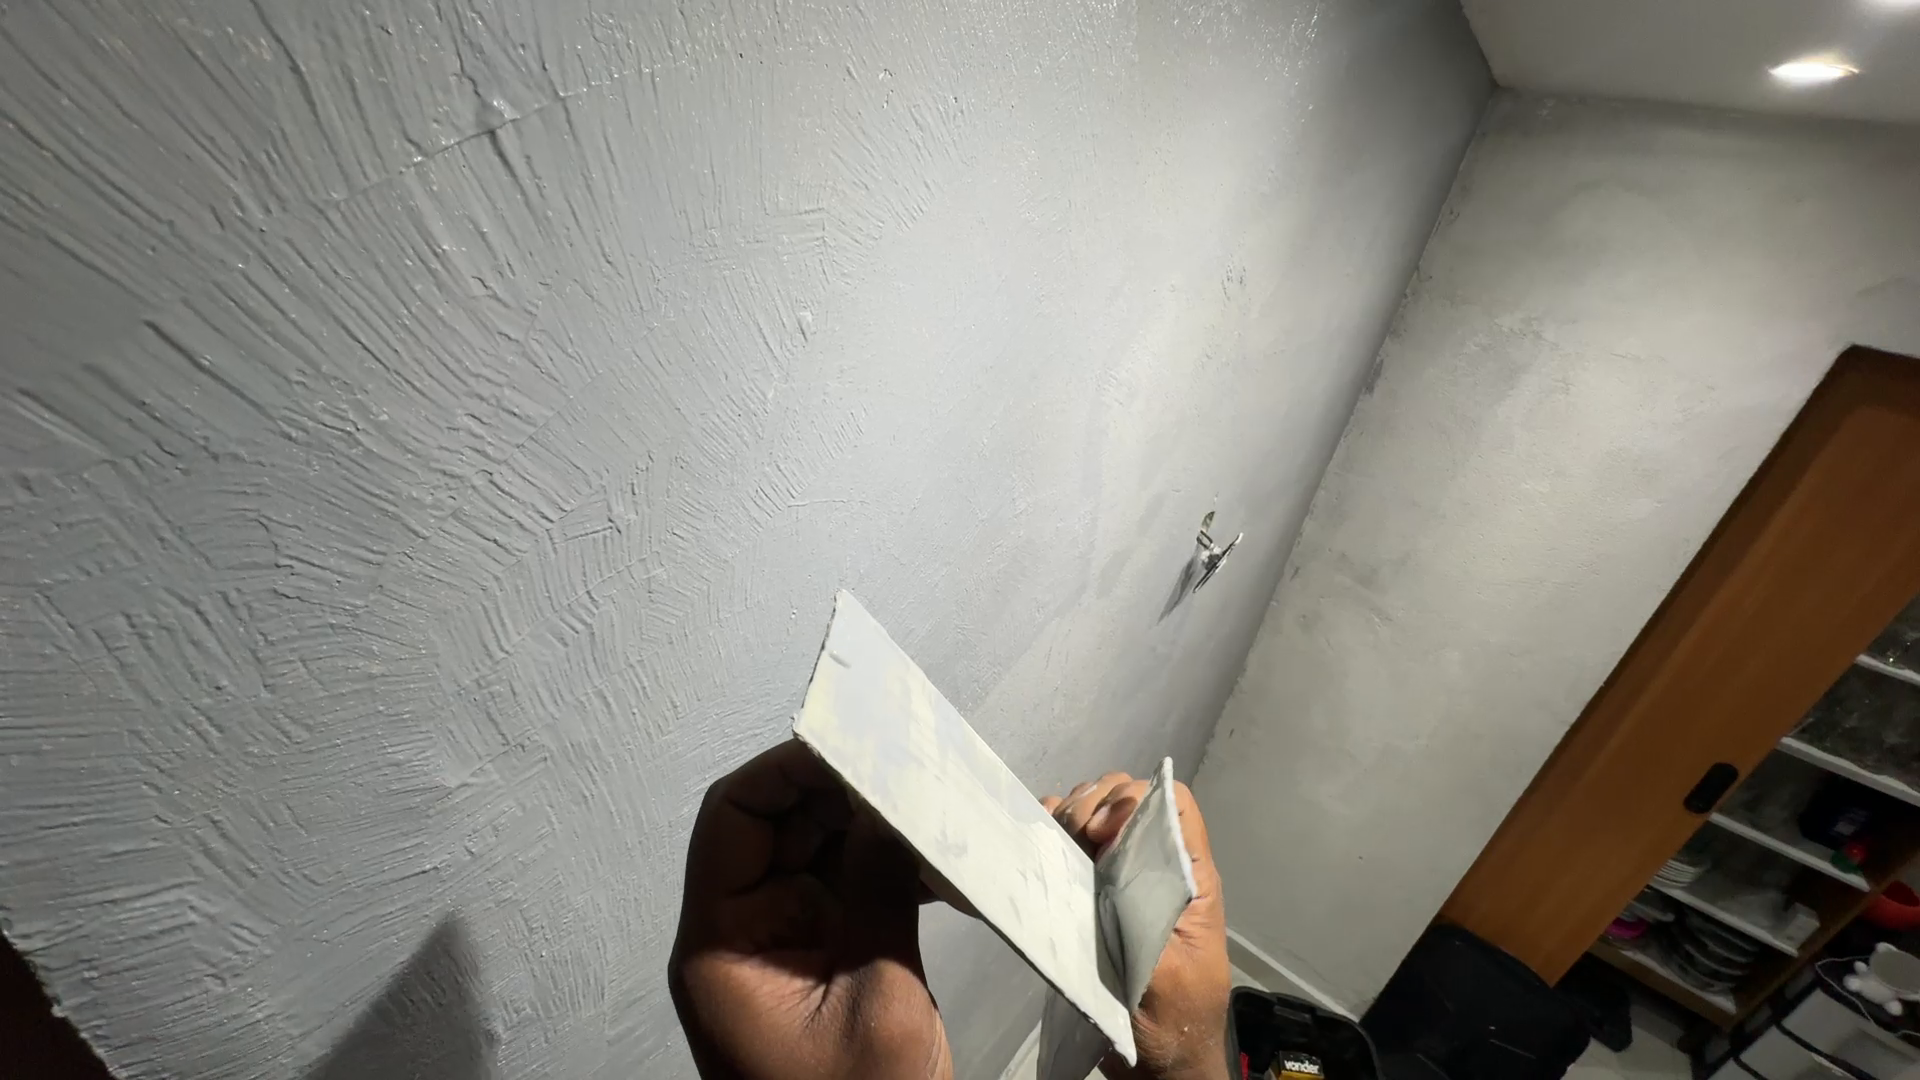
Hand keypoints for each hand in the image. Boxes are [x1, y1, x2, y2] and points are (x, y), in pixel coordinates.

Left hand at [670, 740, 952, 1079]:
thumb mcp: (878, 998)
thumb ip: (880, 887)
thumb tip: (893, 798)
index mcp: (725, 940)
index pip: (733, 817)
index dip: (786, 767)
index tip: (857, 744)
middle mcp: (747, 923)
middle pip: (779, 819)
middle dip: (844, 787)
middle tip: (913, 767)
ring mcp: (789, 934)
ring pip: (822, 842)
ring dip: (877, 822)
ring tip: (938, 804)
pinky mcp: (827, 946)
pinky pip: (852, 877)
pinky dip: (893, 860)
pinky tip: (943, 860)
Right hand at [1044, 773, 1229, 1079]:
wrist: (1160, 1063)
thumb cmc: (1173, 1018)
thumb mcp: (1164, 971)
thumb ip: (1138, 914)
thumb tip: (1102, 859)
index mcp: (1186, 875)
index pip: (1172, 803)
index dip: (1137, 799)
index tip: (1105, 830)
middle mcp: (1154, 860)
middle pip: (1128, 795)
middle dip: (1095, 801)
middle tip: (1076, 834)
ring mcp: (1121, 868)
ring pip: (1097, 806)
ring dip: (1073, 809)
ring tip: (1060, 837)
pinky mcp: (1092, 882)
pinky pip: (1070, 833)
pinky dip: (1053, 823)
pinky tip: (1044, 837)